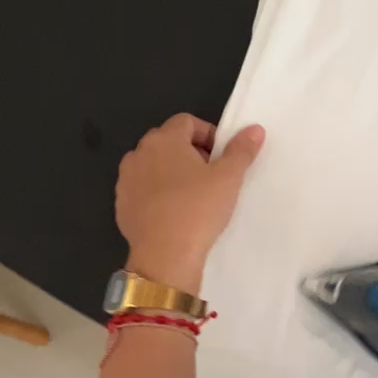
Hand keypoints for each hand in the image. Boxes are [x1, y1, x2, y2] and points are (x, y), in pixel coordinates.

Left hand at [116, 114, 264, 294]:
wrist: (165, 255)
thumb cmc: (199, 208)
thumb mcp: (229, 178)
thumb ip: (241, 150)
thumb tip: (254, 129)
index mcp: (164, 139)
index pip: (186, 121)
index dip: (208, 134)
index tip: (222, 157)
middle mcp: (139, 153)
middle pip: (168, 142)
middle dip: (190, 153)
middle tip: (211, 176)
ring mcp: (126, 180)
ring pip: (153, 167)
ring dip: (172, 173)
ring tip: (192, 196)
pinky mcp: (122, 206)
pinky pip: (143, 190)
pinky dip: (158, 195)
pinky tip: (174, 214)